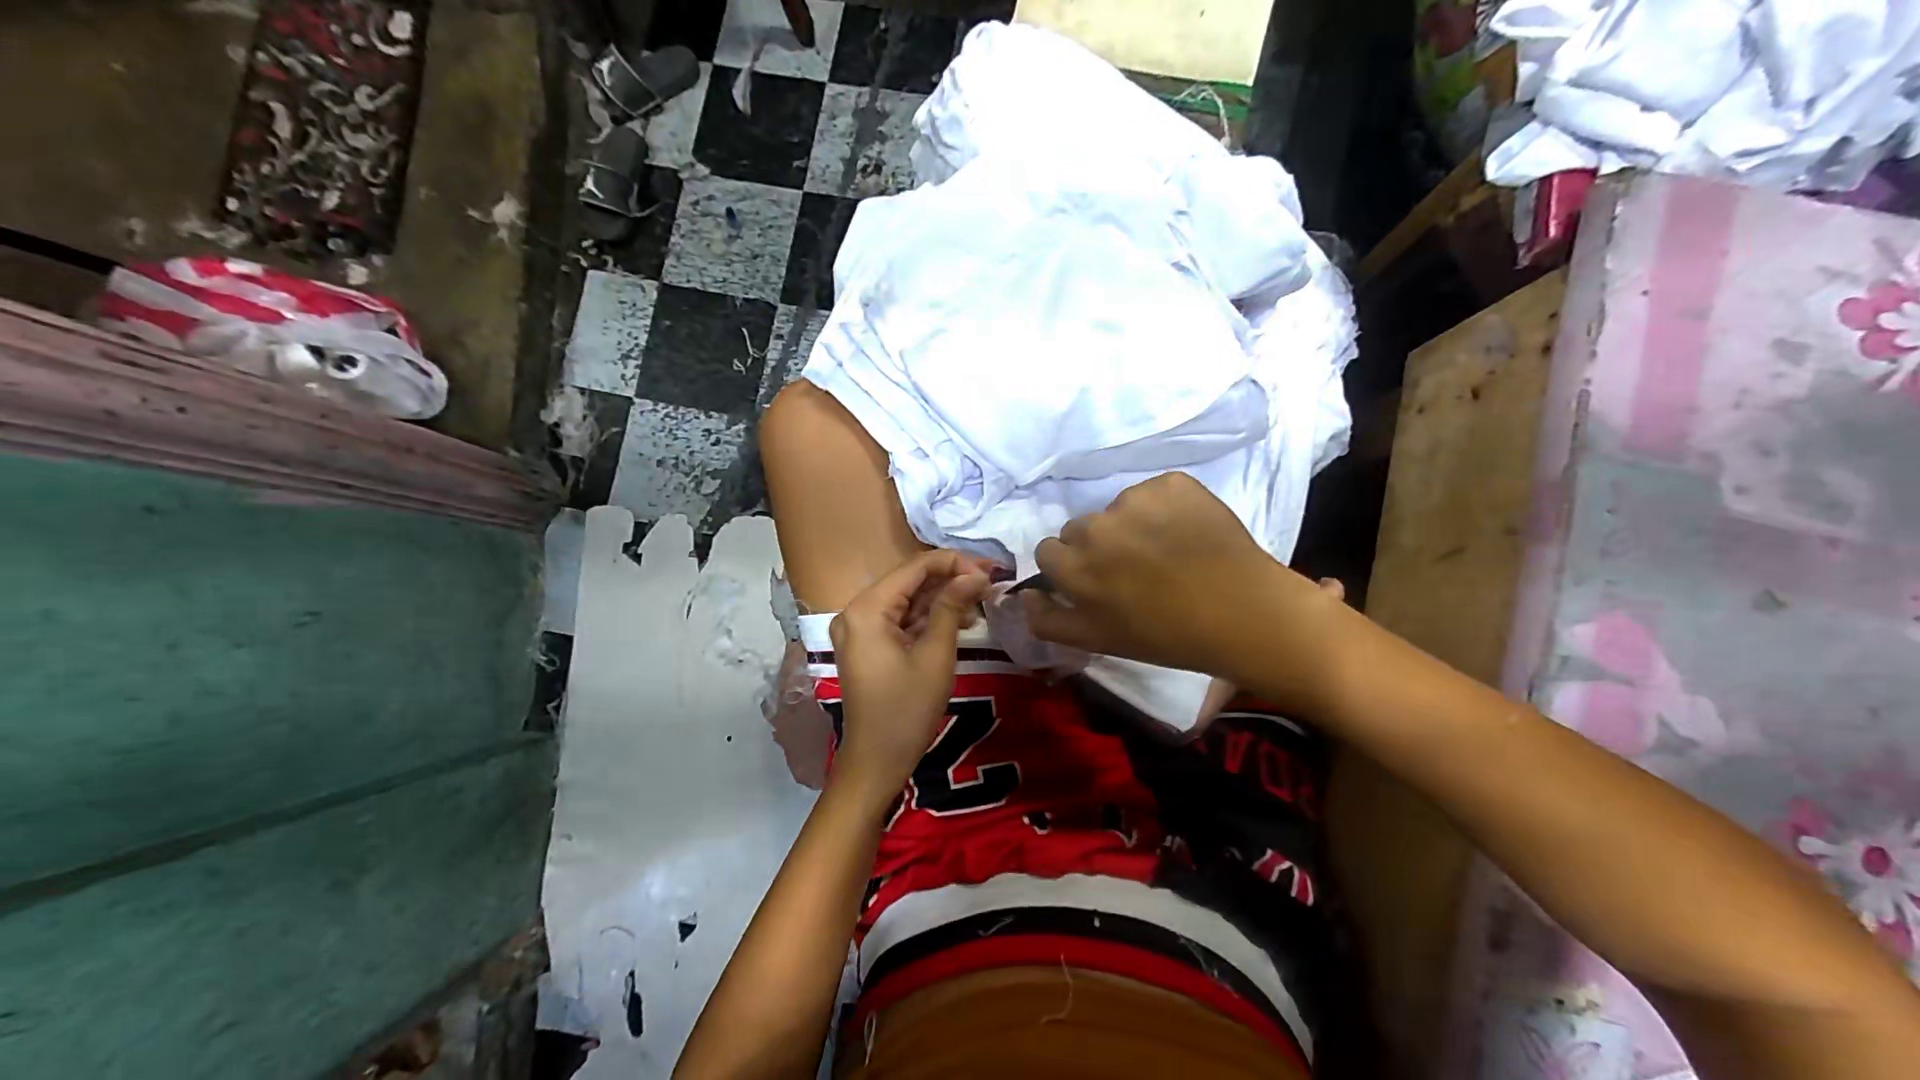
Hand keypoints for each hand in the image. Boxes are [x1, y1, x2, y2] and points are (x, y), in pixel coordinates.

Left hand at [830, 550, 994, 797]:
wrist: (877, 761)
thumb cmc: (907, 709)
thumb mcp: (935, 655)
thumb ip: (952, 607)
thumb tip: (976, 574)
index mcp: (867, 609)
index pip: (914, 567)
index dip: (954, 563)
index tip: (990, 572)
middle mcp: (856, 611)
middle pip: (909, 580)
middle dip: (950, 579)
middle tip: (990, 583)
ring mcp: (859, 629)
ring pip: (906, 599)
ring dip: (942, 598)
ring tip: (981, 602)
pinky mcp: (867, 645)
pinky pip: (899, 620)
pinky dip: (927, 618)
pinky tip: (959, 620)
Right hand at [1022, 472, 1350, 712]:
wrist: (1244, 613)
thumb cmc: (1166, 636)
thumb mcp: (1098, 640)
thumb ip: (1048, 620)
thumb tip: (1022, 597)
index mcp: (1073, 566)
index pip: (1050, 551)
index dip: (1074, 567)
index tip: (1100, 582)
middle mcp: (1095, 527)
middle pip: (1081, 528)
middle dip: (1100, 545)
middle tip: (1135, 570)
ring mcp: (1134, 500)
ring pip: (1118, 509)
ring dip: (1133, 526)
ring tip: (1167, 553)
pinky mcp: (1170, 483)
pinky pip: (1154, 492)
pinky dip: (1166, 509)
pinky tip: (1188, 534)